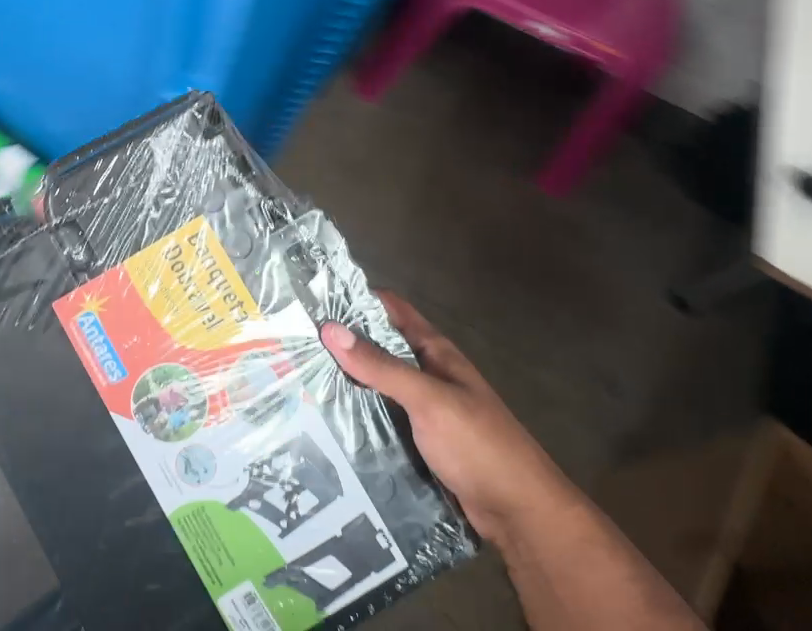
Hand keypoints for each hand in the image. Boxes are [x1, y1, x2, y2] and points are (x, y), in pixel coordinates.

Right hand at [320, 290, 580, 547]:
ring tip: (296, 378)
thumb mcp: (428, 400)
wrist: (519, 512)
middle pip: (379, 347)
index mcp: (436, 352)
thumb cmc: (479, 445)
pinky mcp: (417, 441)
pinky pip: (380, 419)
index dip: (356, 298)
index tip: (312, 297)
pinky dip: (356, 416)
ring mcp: (423, 409)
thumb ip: (381, 367)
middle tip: (292, 342)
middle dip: (341, 342)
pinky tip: (326, 421)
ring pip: (376, 385)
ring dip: (345, 382)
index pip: (391, 309)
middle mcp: (428, 374)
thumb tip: (329, 329)